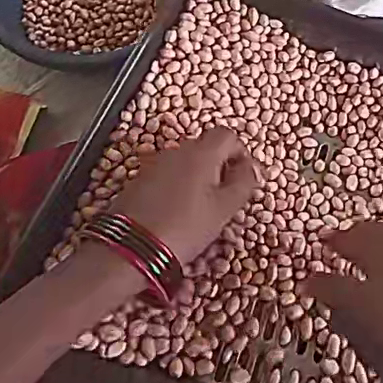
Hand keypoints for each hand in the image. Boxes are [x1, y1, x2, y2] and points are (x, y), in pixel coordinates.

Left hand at [112, 127, 260, 264]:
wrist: (131, 247)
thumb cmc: (185, 227)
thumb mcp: (224, 208)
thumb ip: (243, 183)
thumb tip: (250, 167)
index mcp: (201, 152)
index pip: (228, 135)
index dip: (240, 154)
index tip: (243, 178)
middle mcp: (176, 151)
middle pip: (206, 148)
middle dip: (220, 169)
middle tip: (224, 199)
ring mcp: (155, 164)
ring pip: (186, 163)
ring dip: (198, 180)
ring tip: (201, 211)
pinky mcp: (139, 180)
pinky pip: (167, 177)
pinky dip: (178, 189)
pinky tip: (177, 214)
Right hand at [302, 221, 382, 382]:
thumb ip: (358, 333)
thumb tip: (339, 311)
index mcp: (375, 306)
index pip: (335, 285)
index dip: (317, 283)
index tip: (308, 283)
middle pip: (360, 244)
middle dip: (340, 241)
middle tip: (326, 242)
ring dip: (367, 230)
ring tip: (355, 231)